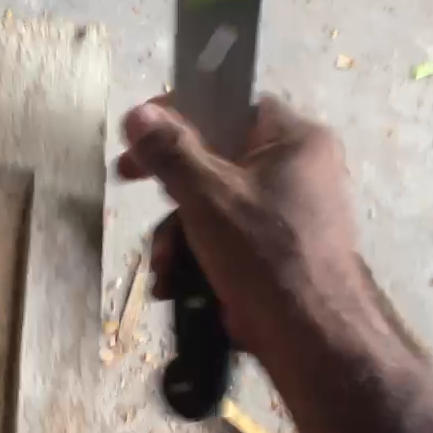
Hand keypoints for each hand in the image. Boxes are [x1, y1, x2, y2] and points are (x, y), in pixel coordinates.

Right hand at [116, 96, 372, 364]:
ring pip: (208, 203)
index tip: (140, 135)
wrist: (304, 326)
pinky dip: (191, 254)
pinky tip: (175, 279)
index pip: (232, 106)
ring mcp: (283, 211)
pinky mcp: (268, 247)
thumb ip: (171, 153)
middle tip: (129, 182)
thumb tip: (137, 113)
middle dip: (168, 188)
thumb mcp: (206, 196)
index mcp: (294, 141)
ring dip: (173, 233)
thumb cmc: (261, 251)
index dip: (181, 114)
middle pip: (213, 159)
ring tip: (164, 264)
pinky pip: (218, 235)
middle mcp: (295, 169)